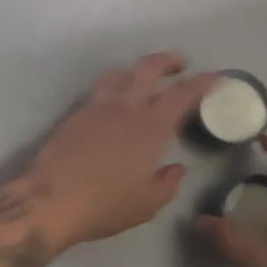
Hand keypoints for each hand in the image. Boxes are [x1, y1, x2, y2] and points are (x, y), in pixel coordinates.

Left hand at [28, 53, 218, 247]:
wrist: (49, 201)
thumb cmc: (104, 205)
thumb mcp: (146, 204)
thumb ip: (167, 183)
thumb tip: (176, 169)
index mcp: (149, 127)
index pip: (182, 94)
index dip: (203, 83)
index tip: (216, 78)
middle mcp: (123, 109)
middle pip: (147, 69)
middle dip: (167, 61)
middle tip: (180, 64)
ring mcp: (95, 109)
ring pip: (117, 75)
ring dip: (134, 72)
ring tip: (141, 81)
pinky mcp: (73, 117)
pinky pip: (98, 93)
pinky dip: (113, 91)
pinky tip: (113, 109)